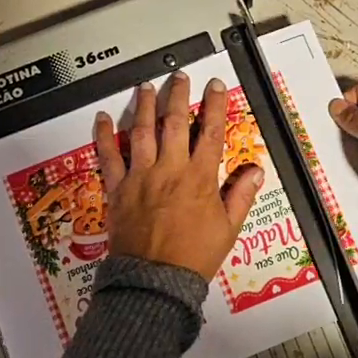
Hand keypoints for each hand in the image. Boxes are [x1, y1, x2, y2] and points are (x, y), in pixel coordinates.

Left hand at [94, 74, 264, 280]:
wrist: (156, 280)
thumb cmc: (194, 257)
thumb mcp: (228, 229)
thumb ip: (240, 196)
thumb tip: (256, 171)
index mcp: (200, 178)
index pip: (210, 132)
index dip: (214, 105)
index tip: (215, 86)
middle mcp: (170, 169)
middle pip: (174, 123)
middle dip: (178, 95)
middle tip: (179, 77)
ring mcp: (141, 176)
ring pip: (142, 132)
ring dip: (145, 106)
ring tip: (146, 87)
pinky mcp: (118, 188)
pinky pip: (108, 157)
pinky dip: (104, 136)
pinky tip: (102, 118)